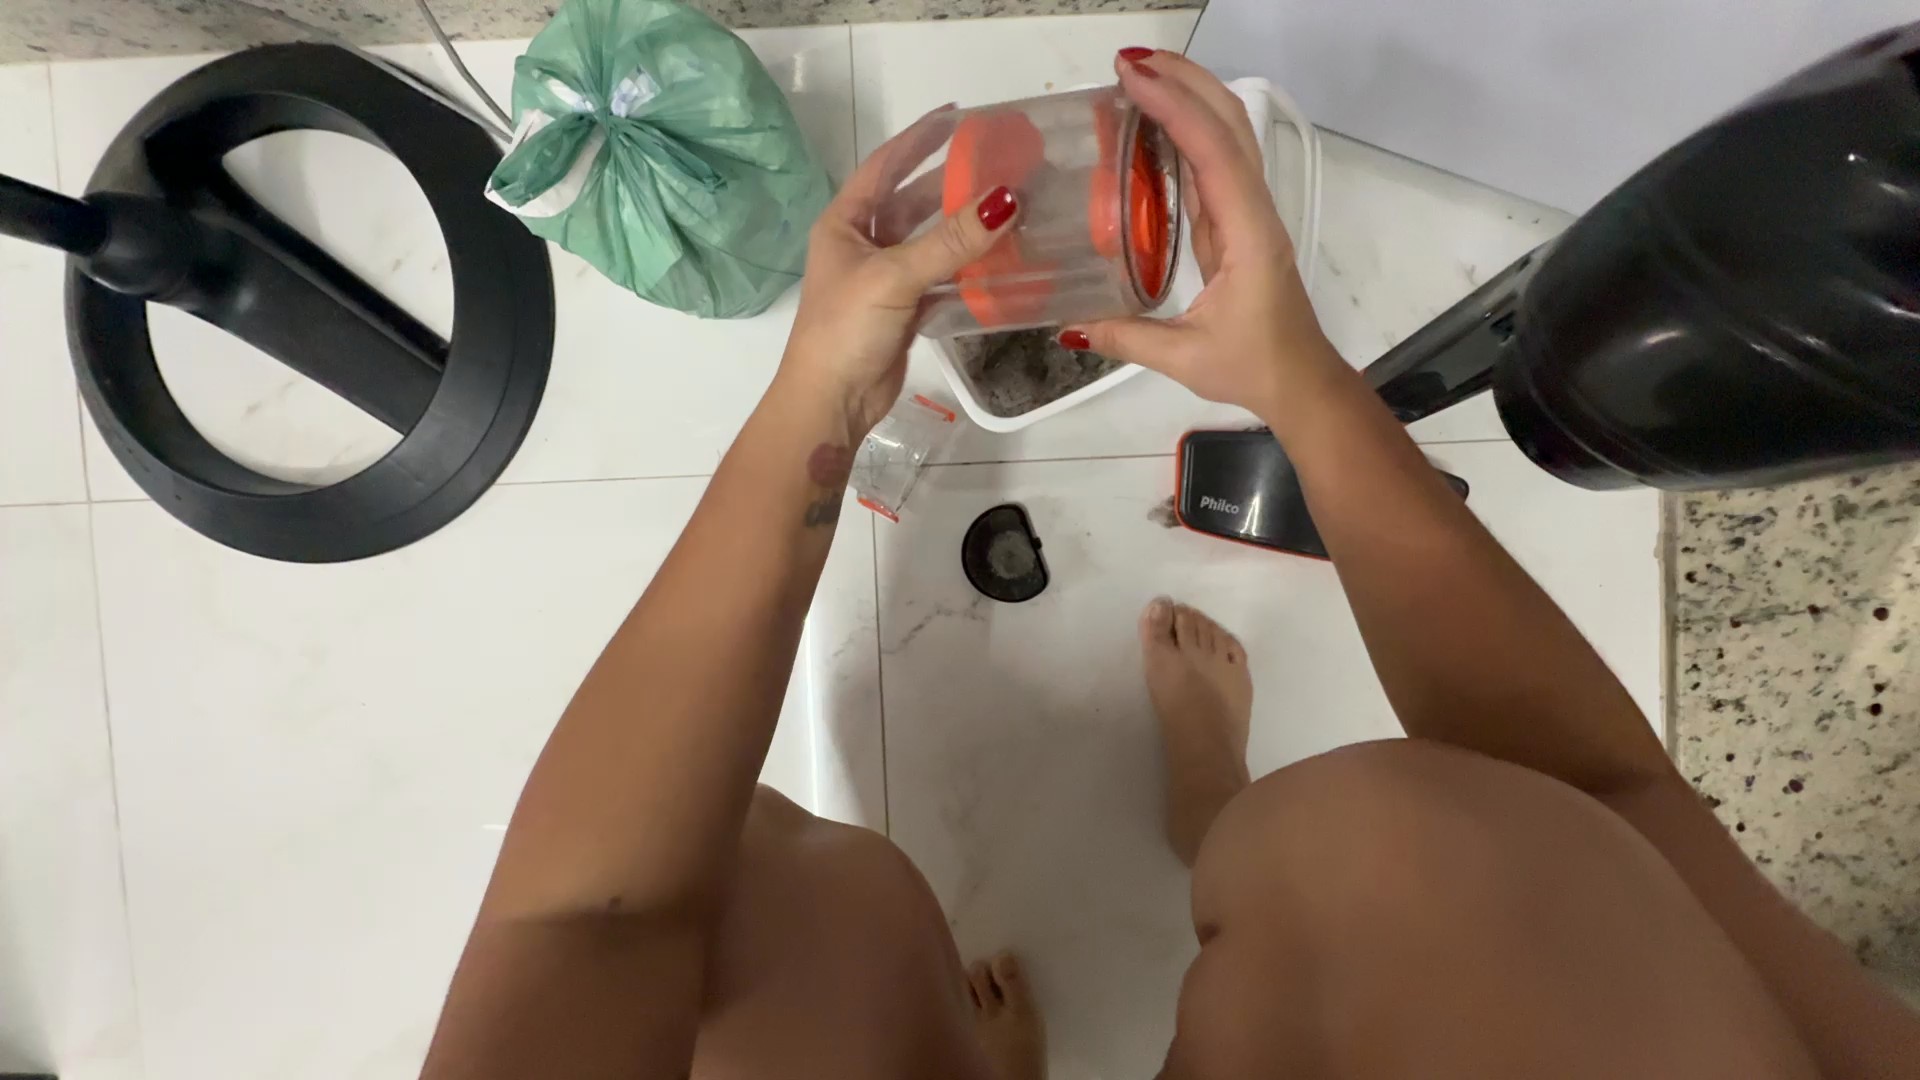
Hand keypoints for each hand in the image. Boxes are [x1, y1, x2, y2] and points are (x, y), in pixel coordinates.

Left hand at [779, 108, 1021, 435]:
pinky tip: (997, 262)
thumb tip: (1006, 202)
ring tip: (1009, 209)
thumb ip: (949, 242)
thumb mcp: (894, 276)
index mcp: (845, 222)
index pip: (885, 165)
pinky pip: (940, 280)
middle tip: (999, 167)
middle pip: (913, 203)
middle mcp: (863, 245)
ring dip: (963, 230)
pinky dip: (965, 272)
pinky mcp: (904, 311)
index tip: (959, 117)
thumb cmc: (846, 328)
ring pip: (930, 244)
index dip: (919, 139)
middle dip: (952, 186)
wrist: (832, 400)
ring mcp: (885, 280)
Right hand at [1062, 50, 1346, 423]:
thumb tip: (1069, 326)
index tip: (1131, 78)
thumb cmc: (1252, 367)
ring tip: (1140, 80)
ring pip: (1227, 138)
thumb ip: (1126, 338)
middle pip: (1229, 124)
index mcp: (1247, 235)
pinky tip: (1153, 133)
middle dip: (1184, 82)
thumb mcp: (1184, 357)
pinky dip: (1186, 139)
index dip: (1175, 108)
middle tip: (1129, 63)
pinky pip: (1213, 169)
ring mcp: (1247, 217)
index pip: (1214, 153)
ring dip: (1189, 101)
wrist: (1298, 380)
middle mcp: (1252, 213)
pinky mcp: (1237, 229)